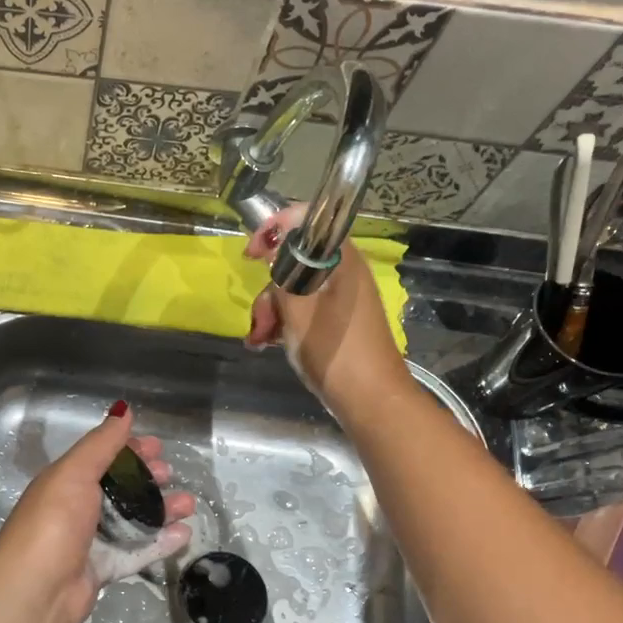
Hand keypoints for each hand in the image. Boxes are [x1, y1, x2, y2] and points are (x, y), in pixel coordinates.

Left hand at [0, 403, 193, 622]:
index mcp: (63, 482)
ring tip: (188, 503)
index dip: (128, 450)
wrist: (35, 591)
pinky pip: (136, 552)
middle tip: (171, 473)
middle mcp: (75, 509)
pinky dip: (159, 542)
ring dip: (160, 510)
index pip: (100, 459)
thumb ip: (101, 445)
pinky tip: (184, 534)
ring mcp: (89, 542)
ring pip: (130, 521)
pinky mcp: (102, 571)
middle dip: (146, 479)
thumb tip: (123, 410)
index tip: (158, 447)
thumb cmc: (53, 523)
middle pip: (117, 489)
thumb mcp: (74, 474)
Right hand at [244, 204, 412, 409]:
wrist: (371, 401)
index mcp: (343, 261)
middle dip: (269, 287)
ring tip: (260, 340)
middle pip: (295, 261)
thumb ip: (283, 273)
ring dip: (271, 311)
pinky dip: (283, 323)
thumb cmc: (335, 353)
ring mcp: (341, 299)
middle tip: (259, 317)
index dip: (275, 229)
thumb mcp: (299, 312)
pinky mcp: (337, 321)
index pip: (307, 221)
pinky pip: (303, 310)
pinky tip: (266, 344)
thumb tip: (273, 241)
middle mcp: (344, 273)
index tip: (251, 254)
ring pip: (294, 289)